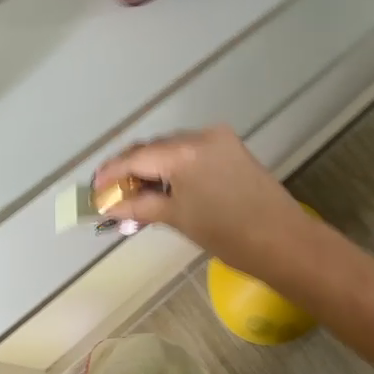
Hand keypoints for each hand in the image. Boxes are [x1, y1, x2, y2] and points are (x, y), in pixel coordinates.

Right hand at [93, 126, 317, 274]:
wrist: (280, 238)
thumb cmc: (226, 234)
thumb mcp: (177, 219)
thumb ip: (140, 205)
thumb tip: (109, 204)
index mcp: (184, 151)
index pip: (137, 157)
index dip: (111, 173)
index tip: (93, 191)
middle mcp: (201, 135)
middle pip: (154, 147)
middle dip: (131, 169)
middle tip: (111, 195)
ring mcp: (219, 138)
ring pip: (173, 147)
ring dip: (152, 167)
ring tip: (134, 194)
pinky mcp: (232, 146)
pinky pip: (192, 150)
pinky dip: (175, 165)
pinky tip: (163, 187)